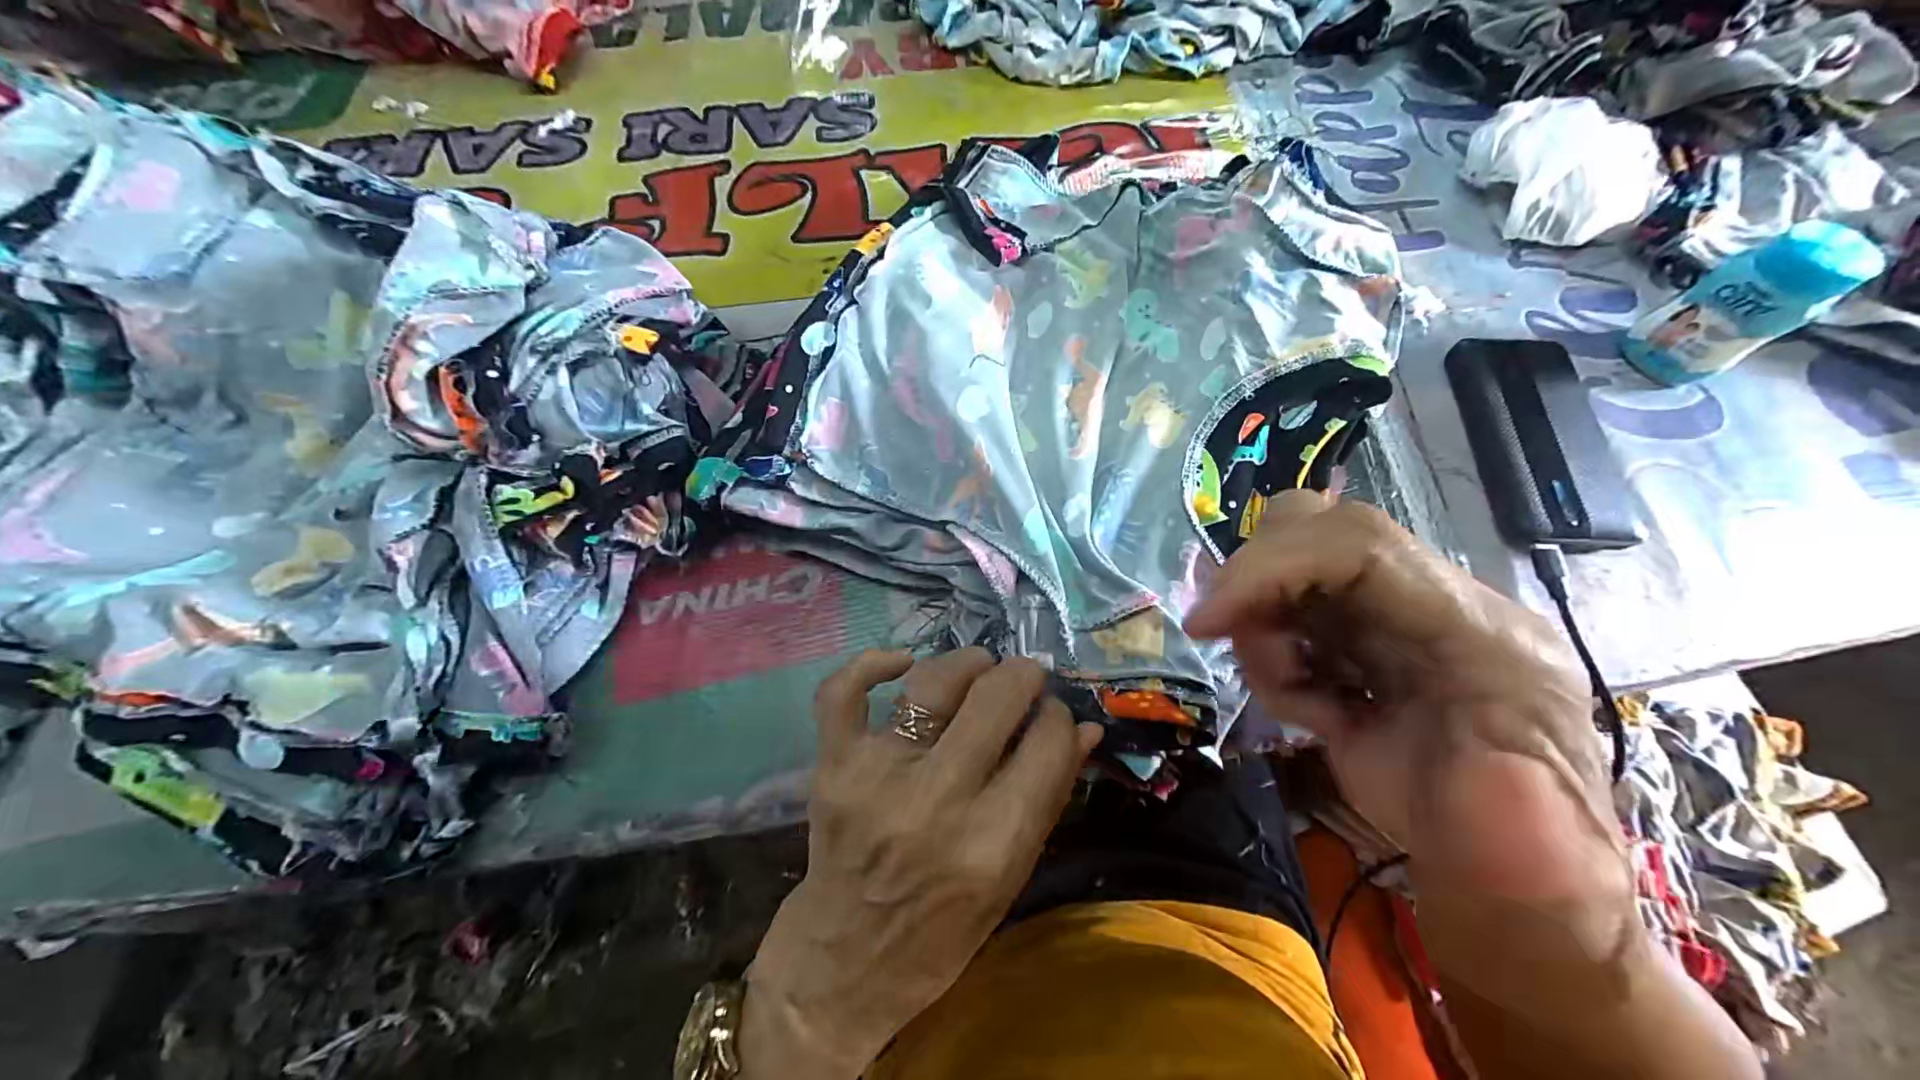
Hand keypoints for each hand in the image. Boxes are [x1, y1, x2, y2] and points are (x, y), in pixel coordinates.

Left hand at [739, 648, 1101, 1079]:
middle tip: (1026, 679)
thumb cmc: (943, 929)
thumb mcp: (1011, 876)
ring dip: (968, 662)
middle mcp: (936, 802)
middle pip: (995, 699)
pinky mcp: (833, 766)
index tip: (1054, 716)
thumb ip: (1049, 797)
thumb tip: (1086, 728)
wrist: (847, 957)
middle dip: (1023, 677)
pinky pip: (842, 692)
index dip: (1060, 718)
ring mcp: (877, 777)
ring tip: (981, 667)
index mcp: (993, 843)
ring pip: (932, 683)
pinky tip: (904, 662)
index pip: (1048, 743)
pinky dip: (872, 663)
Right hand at [1183, 491, 1623, 906]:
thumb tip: (1344, 714)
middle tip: (1217, 631)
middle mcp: (1432, 603)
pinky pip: (1285, 614)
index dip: (1270, 570)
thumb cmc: (1511, 855)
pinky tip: (1312, 712)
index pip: (1359, 550)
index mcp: (1479, 630)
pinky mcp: (1355, 643)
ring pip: (1290, 568)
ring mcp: (1390, 620)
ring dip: (1262, 629)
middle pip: (1320, 530)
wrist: (1499, 872)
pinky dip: (1271, 659)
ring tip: (1297, 701)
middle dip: (1255, 578)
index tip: (1206, 624)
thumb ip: (1437, 763)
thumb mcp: (1501, 823)